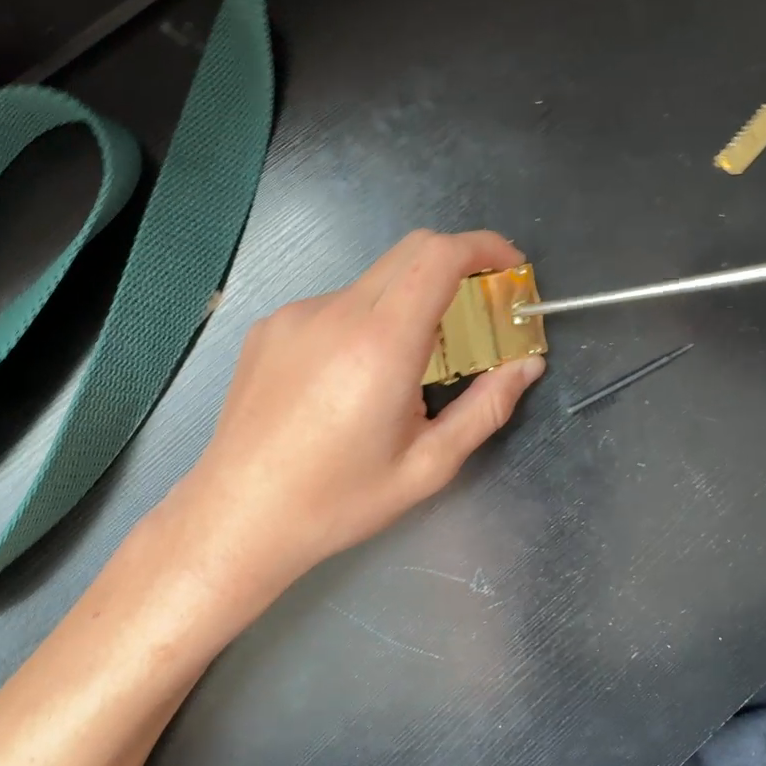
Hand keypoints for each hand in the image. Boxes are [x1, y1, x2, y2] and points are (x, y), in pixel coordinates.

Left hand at [160, 230, 543, 600]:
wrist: (237, 518)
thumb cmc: (338, 500)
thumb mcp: (427, 466)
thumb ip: (486, 407)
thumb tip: (527, 366)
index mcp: (381, 345)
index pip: (438, 256)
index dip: (483, 247)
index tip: (508, 268)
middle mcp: (335, 314)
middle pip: (409, 252)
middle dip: (455, 267)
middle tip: (478, 310)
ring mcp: (296, 315)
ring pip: (372, 281)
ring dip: (407, 302)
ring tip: (406, 368)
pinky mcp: (271, 326)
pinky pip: (335, 305)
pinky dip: (364, 322)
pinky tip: (351, 379)